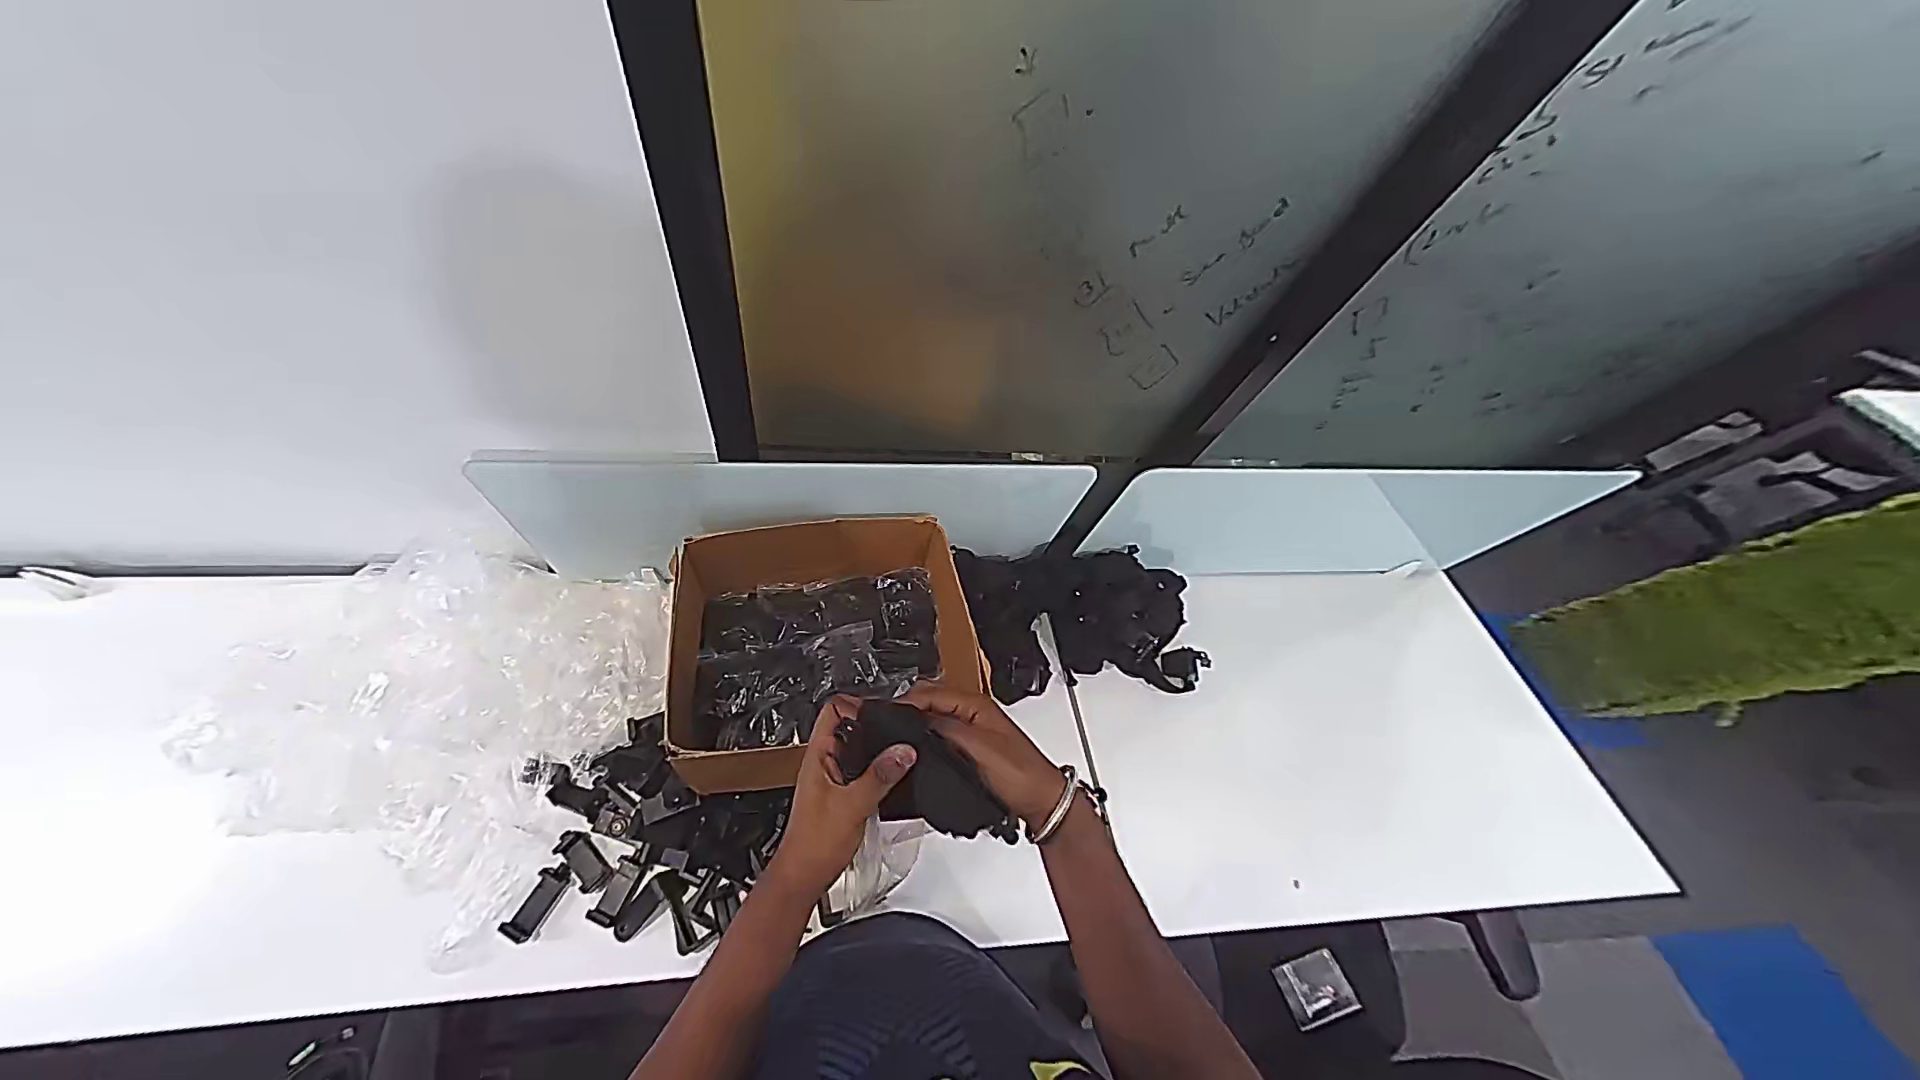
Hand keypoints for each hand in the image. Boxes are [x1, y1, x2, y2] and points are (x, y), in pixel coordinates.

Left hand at [763, 695, 915, 898]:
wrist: (804, 877)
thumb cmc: (813, 844)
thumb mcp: (852, 805)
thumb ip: (879, 776)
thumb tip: (902, 751)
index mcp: (818, 756)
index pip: (833, 709)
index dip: (857, 705)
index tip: (882, 712)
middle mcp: (824, 762)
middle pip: (850, 727)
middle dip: (874, 726)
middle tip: (898, 729)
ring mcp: (833, 777)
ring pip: (858, 749)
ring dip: (878, 750)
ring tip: (900, 752)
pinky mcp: (843, 792)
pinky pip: (863, 769)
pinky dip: (879, 769)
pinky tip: (893, 778)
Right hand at [897, 683, 1065, 827]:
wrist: (1041, 802)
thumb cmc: (1021, 774)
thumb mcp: (977, 748)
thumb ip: (946, 729)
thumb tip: (917, 719)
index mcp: (976, 704)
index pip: (931, 692)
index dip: (907, 702)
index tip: (888, 715)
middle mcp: (973, 712)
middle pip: (931, 701)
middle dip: (908, 709)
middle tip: (887, 724)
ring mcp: (972, 730)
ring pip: (934, 718)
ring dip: (916, 723)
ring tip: (898, 736)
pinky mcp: (970, 748)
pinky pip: (940, 735)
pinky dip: (926, 738)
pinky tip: (918, 750)